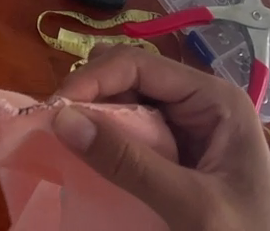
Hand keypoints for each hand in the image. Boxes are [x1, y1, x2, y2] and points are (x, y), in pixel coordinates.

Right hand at [51, 47, 269, 230]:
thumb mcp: (192, 206)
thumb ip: (129, 163)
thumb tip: (60, 117)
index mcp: (214, 98)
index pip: (139, 64)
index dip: (93, 79)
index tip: (55, 109)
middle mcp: (199, 102)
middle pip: (128, 78)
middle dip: (91, 95)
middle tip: (57, 126)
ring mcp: (188, 128)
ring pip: (125, 103)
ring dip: (95, 117)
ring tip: (67, 140)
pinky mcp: (177, 155)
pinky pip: (132, 133)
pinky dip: (106, 140)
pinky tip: (89, 155)